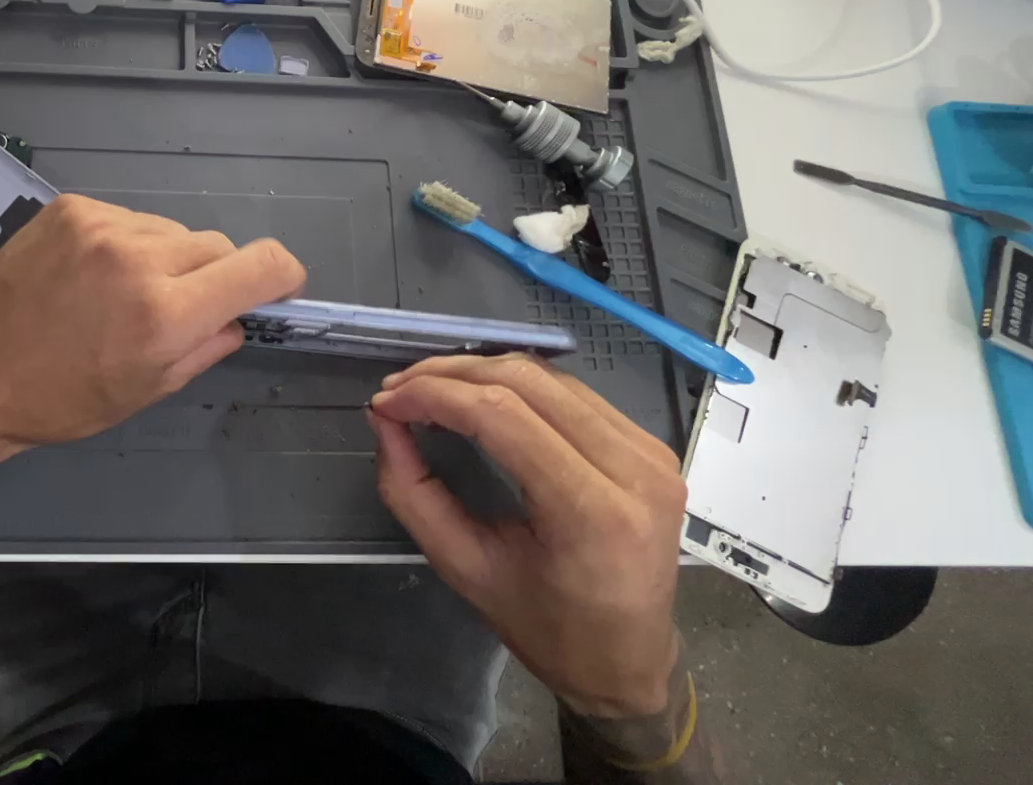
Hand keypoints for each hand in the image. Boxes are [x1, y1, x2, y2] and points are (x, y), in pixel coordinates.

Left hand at [0, 194, 305, 449]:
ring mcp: (102, 225)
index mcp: (166, 313)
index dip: (283, 276)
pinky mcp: (71, 208)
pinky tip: (93, 274)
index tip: (275, 290)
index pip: (264, 265)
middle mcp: (140, 256)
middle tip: (177, 308)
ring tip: (123, 292)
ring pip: (172, 230)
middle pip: (218, 244)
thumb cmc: (61, 400)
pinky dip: (127, 244)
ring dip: (167, 258)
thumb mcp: (147, 390)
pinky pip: (130, 219)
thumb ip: (208, 346)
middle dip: (214, 276)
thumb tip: (239, 315)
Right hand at [367, 354, 685, 718]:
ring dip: (475, 371)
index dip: (433, 395)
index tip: (385, 402)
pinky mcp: (649, 443)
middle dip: (447, 374)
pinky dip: (510, 382)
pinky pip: (567, 389)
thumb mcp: (460, 565)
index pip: (500, 415)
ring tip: (427, 390)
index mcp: (592, 513)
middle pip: (523, 380)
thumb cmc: (542, 625)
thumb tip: (382, 418)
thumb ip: (410, 489)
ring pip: (545, 374)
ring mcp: (649, 450)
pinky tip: (474, 397)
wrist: (626, 662)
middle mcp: (633, 469)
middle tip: (398, 390)